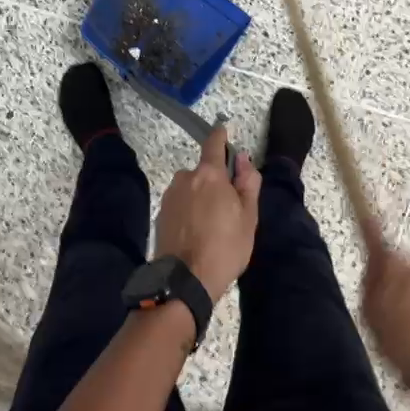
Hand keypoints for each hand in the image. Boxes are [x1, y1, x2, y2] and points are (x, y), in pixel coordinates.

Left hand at [154, 126, 260, 302]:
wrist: (185, 280)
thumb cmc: (224, 247)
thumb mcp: (248, 217)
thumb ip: (248, 183)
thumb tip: (243, 158)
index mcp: (209, 174)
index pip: (214, 144)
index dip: (220, 136)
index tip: (223, 130)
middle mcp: (185, 178)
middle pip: (203, 172)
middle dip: (215, 182)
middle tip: (228, 209)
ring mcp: (170, 196)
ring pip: (191, 189)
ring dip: (201, 198)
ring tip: (212, 226)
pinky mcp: (160, 214)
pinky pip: (180, 205)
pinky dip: (189, 212)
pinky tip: (196, 234)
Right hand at [361, 236, 409, 388]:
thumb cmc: (407, 342)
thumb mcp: (371, 315)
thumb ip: (368, 286)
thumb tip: (370, 270)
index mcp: (394, 265)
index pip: (374, 236)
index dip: (366, 223)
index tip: (361, 201)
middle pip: (395, 267)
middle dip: (388, 285)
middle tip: (379, 315)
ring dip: (407, 305)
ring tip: (400, 338)